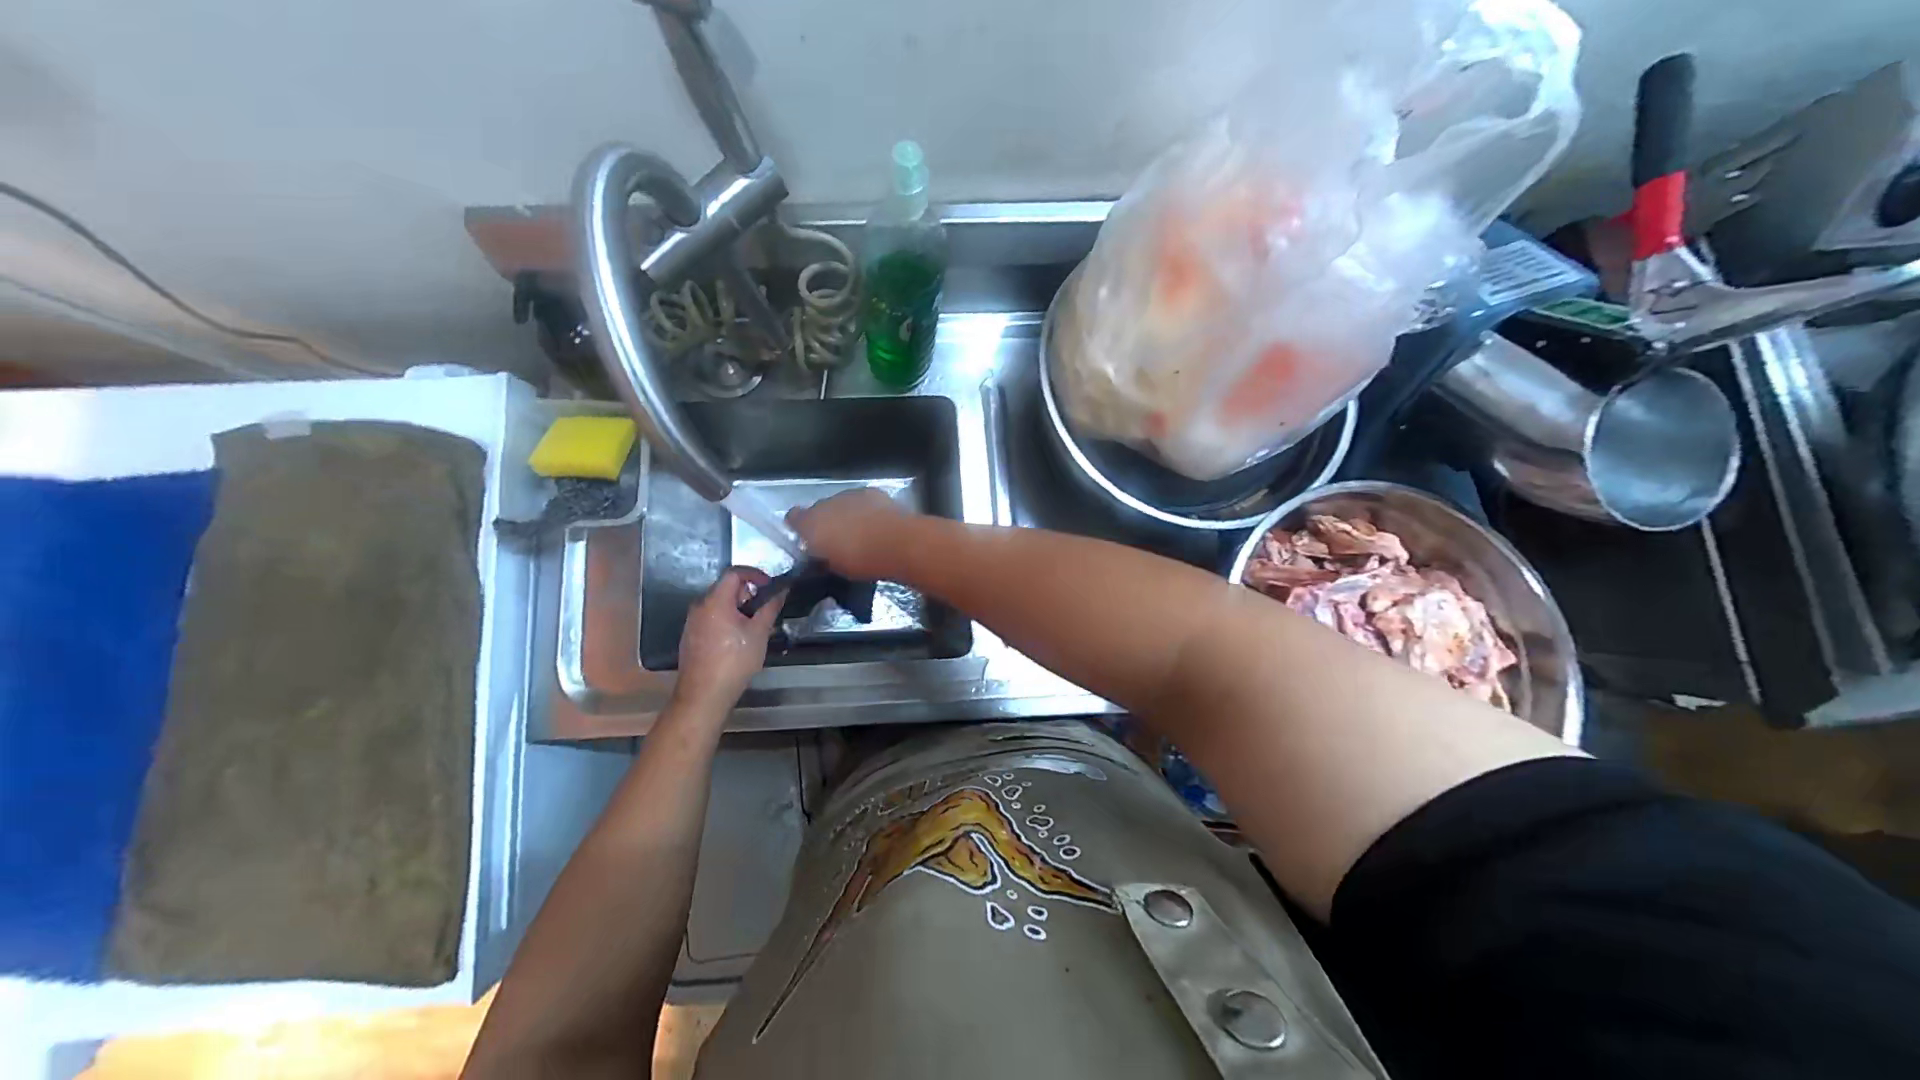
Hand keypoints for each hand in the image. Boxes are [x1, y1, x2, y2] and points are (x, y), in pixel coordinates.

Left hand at [673, 567, 783, 713]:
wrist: (704, 694)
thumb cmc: (734, 661)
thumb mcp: (759, 633)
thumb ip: (770, 608)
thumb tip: (781, 590)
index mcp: (715, 601)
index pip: (734, 573)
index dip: (755, 574)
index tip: (770, 586)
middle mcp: (700, 606)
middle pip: (725, 588)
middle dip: (748, 593)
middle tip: (764, 609)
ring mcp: (692, 622)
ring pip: (718, 604)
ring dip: (738, 608)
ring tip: (754, 626)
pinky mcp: (691, 636)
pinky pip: (711, 618)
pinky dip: (726, 620)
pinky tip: (737, 640)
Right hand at [787, 488, 913, 580]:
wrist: (897, 543)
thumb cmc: (862, 562)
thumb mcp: (835, 567)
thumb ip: (824, 556)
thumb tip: (824, 554)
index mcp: (811, 523)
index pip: (793, 517)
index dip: (799, 525)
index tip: (807, 537)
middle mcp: (825, 503)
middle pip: (819, 509)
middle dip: (826, 521)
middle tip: (838, 540)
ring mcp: (849, 494)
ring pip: (841, 503)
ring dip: (847, 514)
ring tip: (861, 532)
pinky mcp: (871, 491)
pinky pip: (862, 500)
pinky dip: (866, 509)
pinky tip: (877, 522)